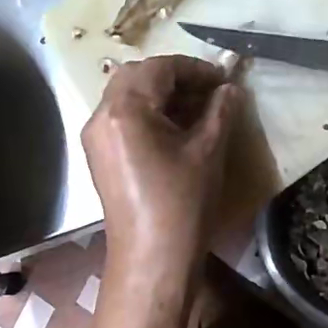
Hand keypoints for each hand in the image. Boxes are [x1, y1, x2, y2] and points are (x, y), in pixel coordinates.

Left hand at [81, 56, 240, 268]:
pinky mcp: (100, 156)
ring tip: (198, 110)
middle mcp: (101, 116)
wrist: (153, 259)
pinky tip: (177, 129)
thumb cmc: (182, 203)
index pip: (160, 68)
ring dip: (161, 95)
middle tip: (209, 91)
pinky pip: (123, 119)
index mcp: (125, 109)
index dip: (195, 69)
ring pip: (127, 96)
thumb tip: (231, 89)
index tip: (223, 79)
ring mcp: (96, 137)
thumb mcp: (208, 151)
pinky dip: (149, 113)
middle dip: (175, 78)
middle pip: (137, 76)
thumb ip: (220, 111)